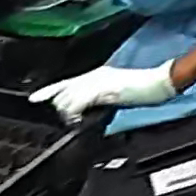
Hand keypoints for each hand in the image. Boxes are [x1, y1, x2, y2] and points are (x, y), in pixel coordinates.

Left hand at [29, 61, 177, 121]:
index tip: (34, 99)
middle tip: (76, 121)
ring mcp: (96, 79)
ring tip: (81, 121)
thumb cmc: (143, 90)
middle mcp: (92, 74)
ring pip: (66, 101)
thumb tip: (79, 114)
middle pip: (62, 95)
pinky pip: (76, 104)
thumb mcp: (111, 96)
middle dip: (64, 111)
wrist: (161, 82)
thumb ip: (94, 101)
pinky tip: (83, 120)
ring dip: (70, 115)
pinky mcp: (101, 87)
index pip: (64, 83)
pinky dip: (75, 115)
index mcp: (95, 75)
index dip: (48, 91)